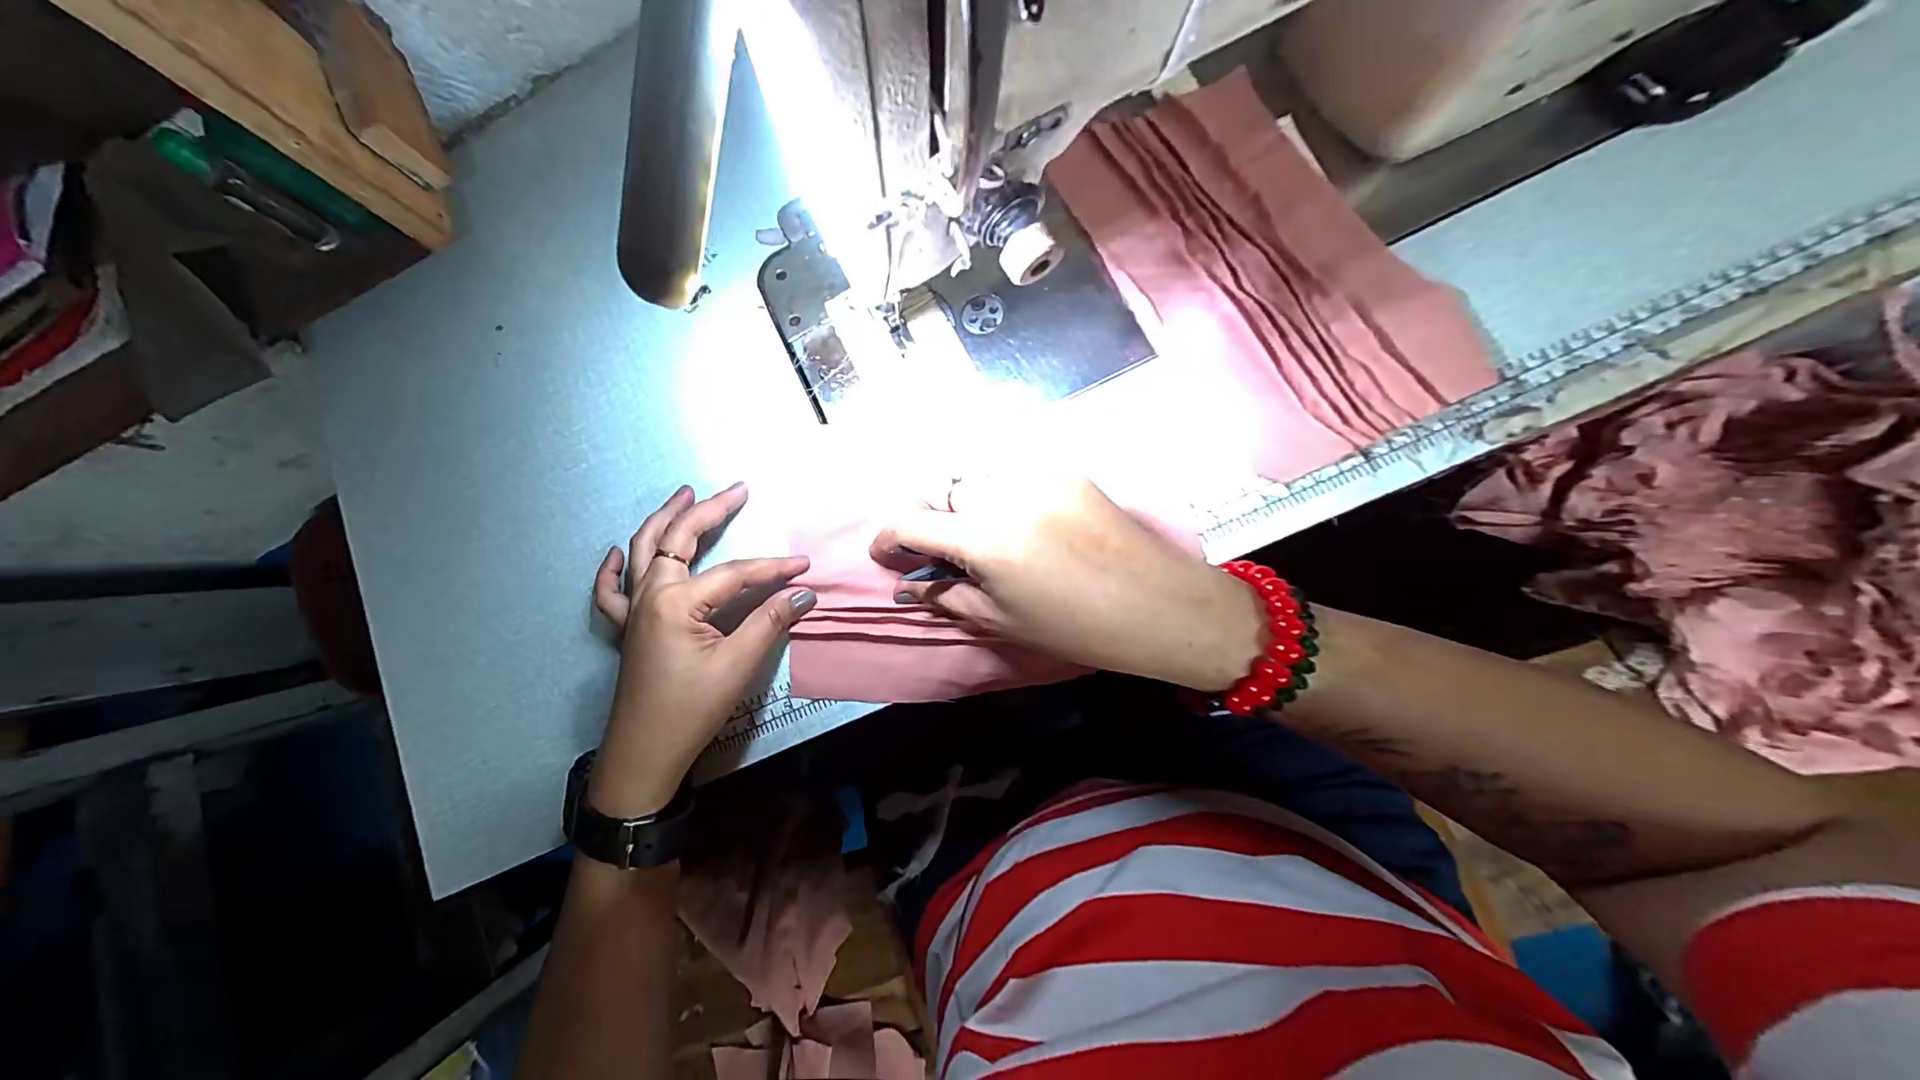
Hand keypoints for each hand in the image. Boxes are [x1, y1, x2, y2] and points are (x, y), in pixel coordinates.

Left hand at [590, 483, 814, 815]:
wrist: (644, 754)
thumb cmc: (692, 709)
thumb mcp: (738, 665)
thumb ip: (770, 621)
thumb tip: (803, 592)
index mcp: (677, 601)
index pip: (735, 573)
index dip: (774, 567)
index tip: (805, 565)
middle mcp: (650, 595)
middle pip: (678, 539)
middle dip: (709, 509)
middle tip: (737, 489)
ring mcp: (632, 610)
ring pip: (643, 551)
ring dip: (664, 520)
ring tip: (684, 495)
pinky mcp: (625, 629)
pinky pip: (612, 590)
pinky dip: (614, 567)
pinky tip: (617, 553)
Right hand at [873, 476, 1264, 691]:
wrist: (1161, 605)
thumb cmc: (1078, 628)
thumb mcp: (1002, 621)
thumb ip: (948, 596)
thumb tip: (911, 583)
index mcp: (986, 539)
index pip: (911, 521)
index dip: (890, 539)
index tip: (891, 554)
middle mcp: (1006, 495)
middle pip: (945, 492)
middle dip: (938, 520)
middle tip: (951, 554)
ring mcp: (1039, 475)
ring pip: (980, 478)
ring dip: (972, 505)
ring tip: (994, 540)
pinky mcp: (1067, 471)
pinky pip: (1016, 476)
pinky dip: (1006, 497)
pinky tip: (1029, 527)